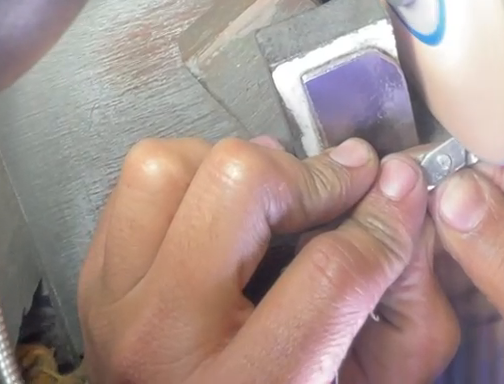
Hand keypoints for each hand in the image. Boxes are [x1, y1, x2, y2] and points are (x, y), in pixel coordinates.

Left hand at [79, 136, 457, 383]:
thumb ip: (409, 305)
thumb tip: (399, 185)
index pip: (329, 272)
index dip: (381, 222)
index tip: (397, 194)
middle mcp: (164, 340)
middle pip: (239, 184)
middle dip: (305, 176)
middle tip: (336, 192)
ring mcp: (114, 302)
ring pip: (171, 163)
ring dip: (233, 166)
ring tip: (270, 201)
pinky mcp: (94, 275)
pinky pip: (140, 178)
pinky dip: (190, 175)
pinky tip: (223, 211)